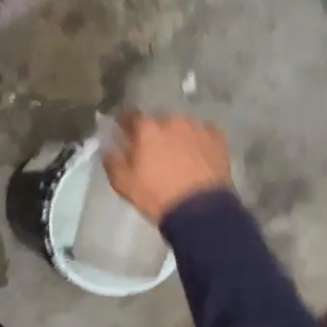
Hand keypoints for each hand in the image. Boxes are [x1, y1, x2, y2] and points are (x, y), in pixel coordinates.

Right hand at [103, 113, 234, 223]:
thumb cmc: (156, 196)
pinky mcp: (218, 138)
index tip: (122, 133)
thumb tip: (108, 147)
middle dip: (153, 131)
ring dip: (176, 135)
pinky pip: (202, 134)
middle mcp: (173, 120)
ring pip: (181, 126)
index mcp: (147, 129)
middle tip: (151, 149)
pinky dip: (196, 141)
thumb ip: (112, 160)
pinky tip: (196, 155)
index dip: (124, 124)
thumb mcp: (123, 184)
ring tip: (176, 154)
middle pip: (158, 120)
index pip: (130, 116)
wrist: (200, 210)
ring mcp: (198, 127)